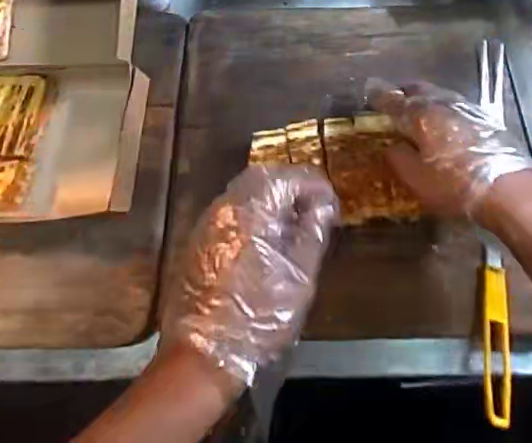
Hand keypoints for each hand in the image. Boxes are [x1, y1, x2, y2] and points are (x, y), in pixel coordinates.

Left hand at [163, 164, 339, 386]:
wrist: (202, 355)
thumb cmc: (256, 318)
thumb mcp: (298, 279)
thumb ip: (313, 234)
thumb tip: (324, 207)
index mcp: (253, 210)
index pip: (288, 177)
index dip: (314, 184)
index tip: (331, 203)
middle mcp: (227, 205)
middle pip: (265, 177)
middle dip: (293, 187)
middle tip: (315, 209)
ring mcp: (209, 220)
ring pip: (247, 192)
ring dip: (273, 200)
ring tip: (295, 225)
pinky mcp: (200, 238)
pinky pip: (233, 211)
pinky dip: (255, 214)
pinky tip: (268, 239)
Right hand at [370, 80, 531, 219]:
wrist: (512, 191)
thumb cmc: (456, 185)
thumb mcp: (417, 180)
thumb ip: (398, 158)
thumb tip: (391, 145)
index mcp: (421, 114)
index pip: (393, 100)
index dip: (379, 96)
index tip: (370, 91)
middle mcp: (443, 104)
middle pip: (419, 90)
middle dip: (405, 91)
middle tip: (395, 97)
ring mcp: (468, 110)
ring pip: (440, 96)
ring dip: (427, 99)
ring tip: (419, 108)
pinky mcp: (487, 122)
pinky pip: (456, 107)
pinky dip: (444, 110)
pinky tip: (445, 123)